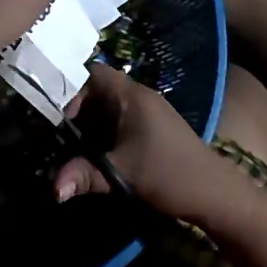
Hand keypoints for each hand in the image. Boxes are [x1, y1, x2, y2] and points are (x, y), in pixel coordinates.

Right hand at [54, 66, 248, 220]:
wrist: (214, 192)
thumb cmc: (168, 174)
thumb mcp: (121, 175)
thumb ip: (83, 176)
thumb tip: (52, 189)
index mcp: (132, 96)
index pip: (92, 73)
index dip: (69, 88)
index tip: (56, 116)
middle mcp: (140, 96)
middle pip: (97, 89)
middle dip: (75, 108)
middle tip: (55, 131)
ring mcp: (148, 111)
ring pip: (108, 106)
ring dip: (89, 122)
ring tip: (67, 142)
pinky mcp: (152, 127)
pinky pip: (119, 119)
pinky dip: (103, 131)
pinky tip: (92, 150)